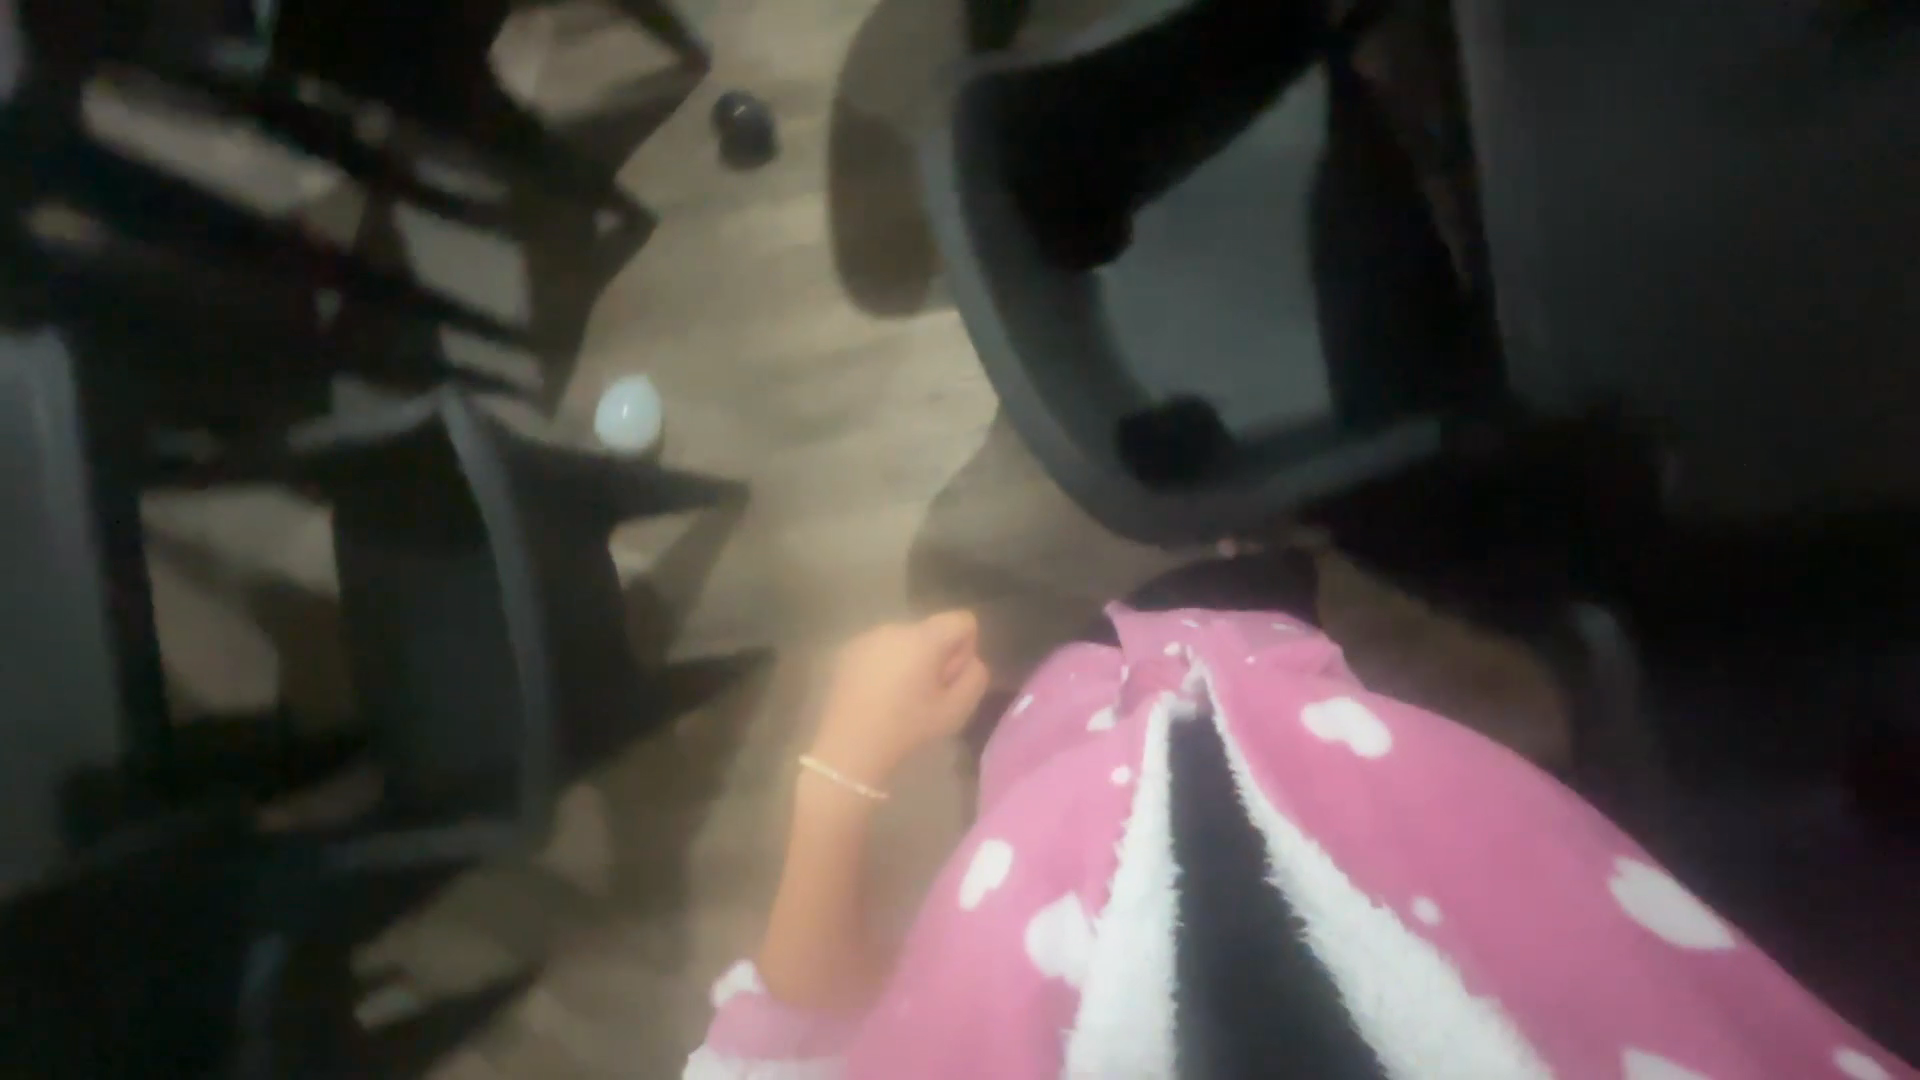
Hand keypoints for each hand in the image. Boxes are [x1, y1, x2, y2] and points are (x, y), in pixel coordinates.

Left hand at [807, 611, 990, 789]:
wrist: (850, 746)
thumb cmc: (907, 728)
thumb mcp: (956, 710)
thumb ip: (975, 676)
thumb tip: (970, 659)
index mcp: (924, 638)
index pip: (963, 620)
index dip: (965, 648)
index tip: (949, 678)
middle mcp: (895, 627)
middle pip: (932, 630)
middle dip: (936, 656)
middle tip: (926, 694)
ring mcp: (868, 636)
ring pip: (905, 639)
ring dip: (910, 659)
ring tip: (899, 697)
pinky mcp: (848, 650)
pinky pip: (880, 648)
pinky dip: (885, 664)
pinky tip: (876, 694)